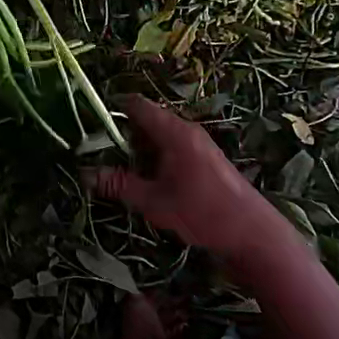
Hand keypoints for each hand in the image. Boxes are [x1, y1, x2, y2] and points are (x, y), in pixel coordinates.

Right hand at [86, 96, 307, 266]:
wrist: (253, 233)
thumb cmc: (203, 213)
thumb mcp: (154, 202)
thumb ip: (119, 185)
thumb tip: (85, 174)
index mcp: (174, 132)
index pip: (137, 105)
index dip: (111, 109)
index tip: (89, 124)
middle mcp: (187, 131)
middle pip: (146, 121)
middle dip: (121, 135)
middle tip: (96, 154)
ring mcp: (198, 145)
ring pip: (159, 137)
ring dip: (138, 150)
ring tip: (116, 170)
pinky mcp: (205, 160)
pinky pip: (172, 149)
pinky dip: (154, 159)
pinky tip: (145, 181)